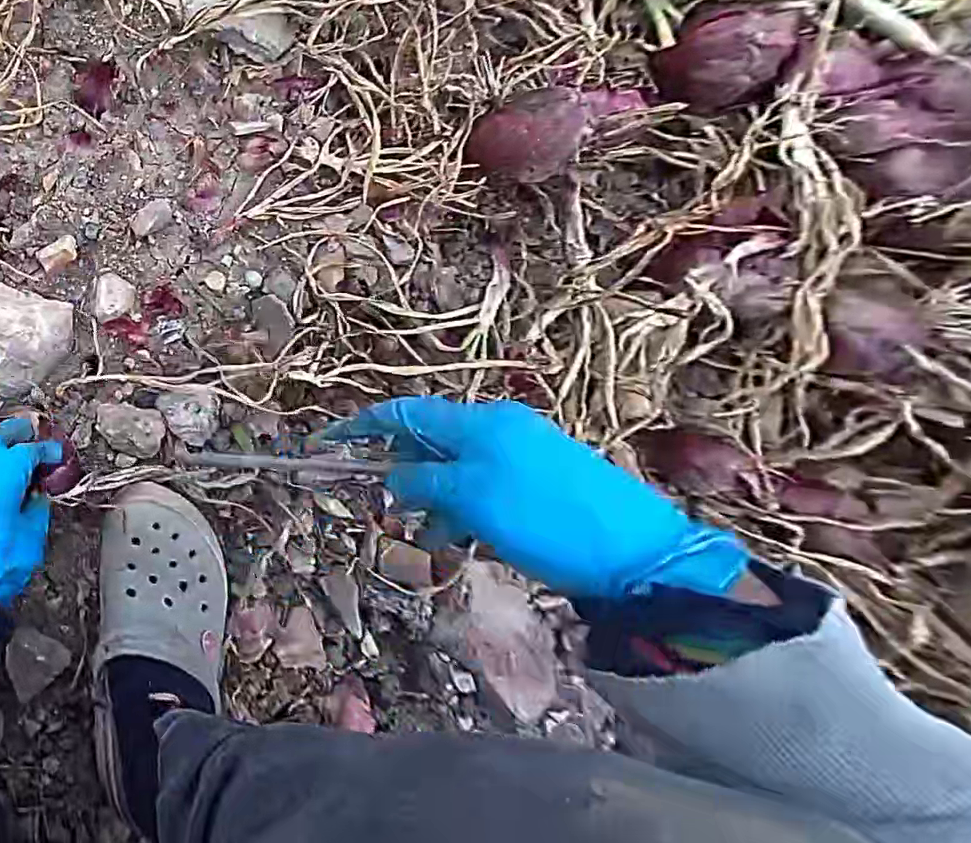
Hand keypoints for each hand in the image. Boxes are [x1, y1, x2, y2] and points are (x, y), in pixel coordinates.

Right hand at [326, 397, 747, 598]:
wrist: (642, 557)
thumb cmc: (546, 519)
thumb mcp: (472, 499)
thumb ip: (423, 482)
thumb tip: (390, 476)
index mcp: (479, 422)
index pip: (405, 413)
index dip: (362, 426)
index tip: (328, 440)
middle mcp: (497, 428)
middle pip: (428, 442)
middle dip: (402, 472)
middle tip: (387, 507)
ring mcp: (520, 453)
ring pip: (454, 469)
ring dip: (433, 499)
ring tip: (431, 536)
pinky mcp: (538, 479)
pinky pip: (482, 486)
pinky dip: (463, 508)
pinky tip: (463, 539)